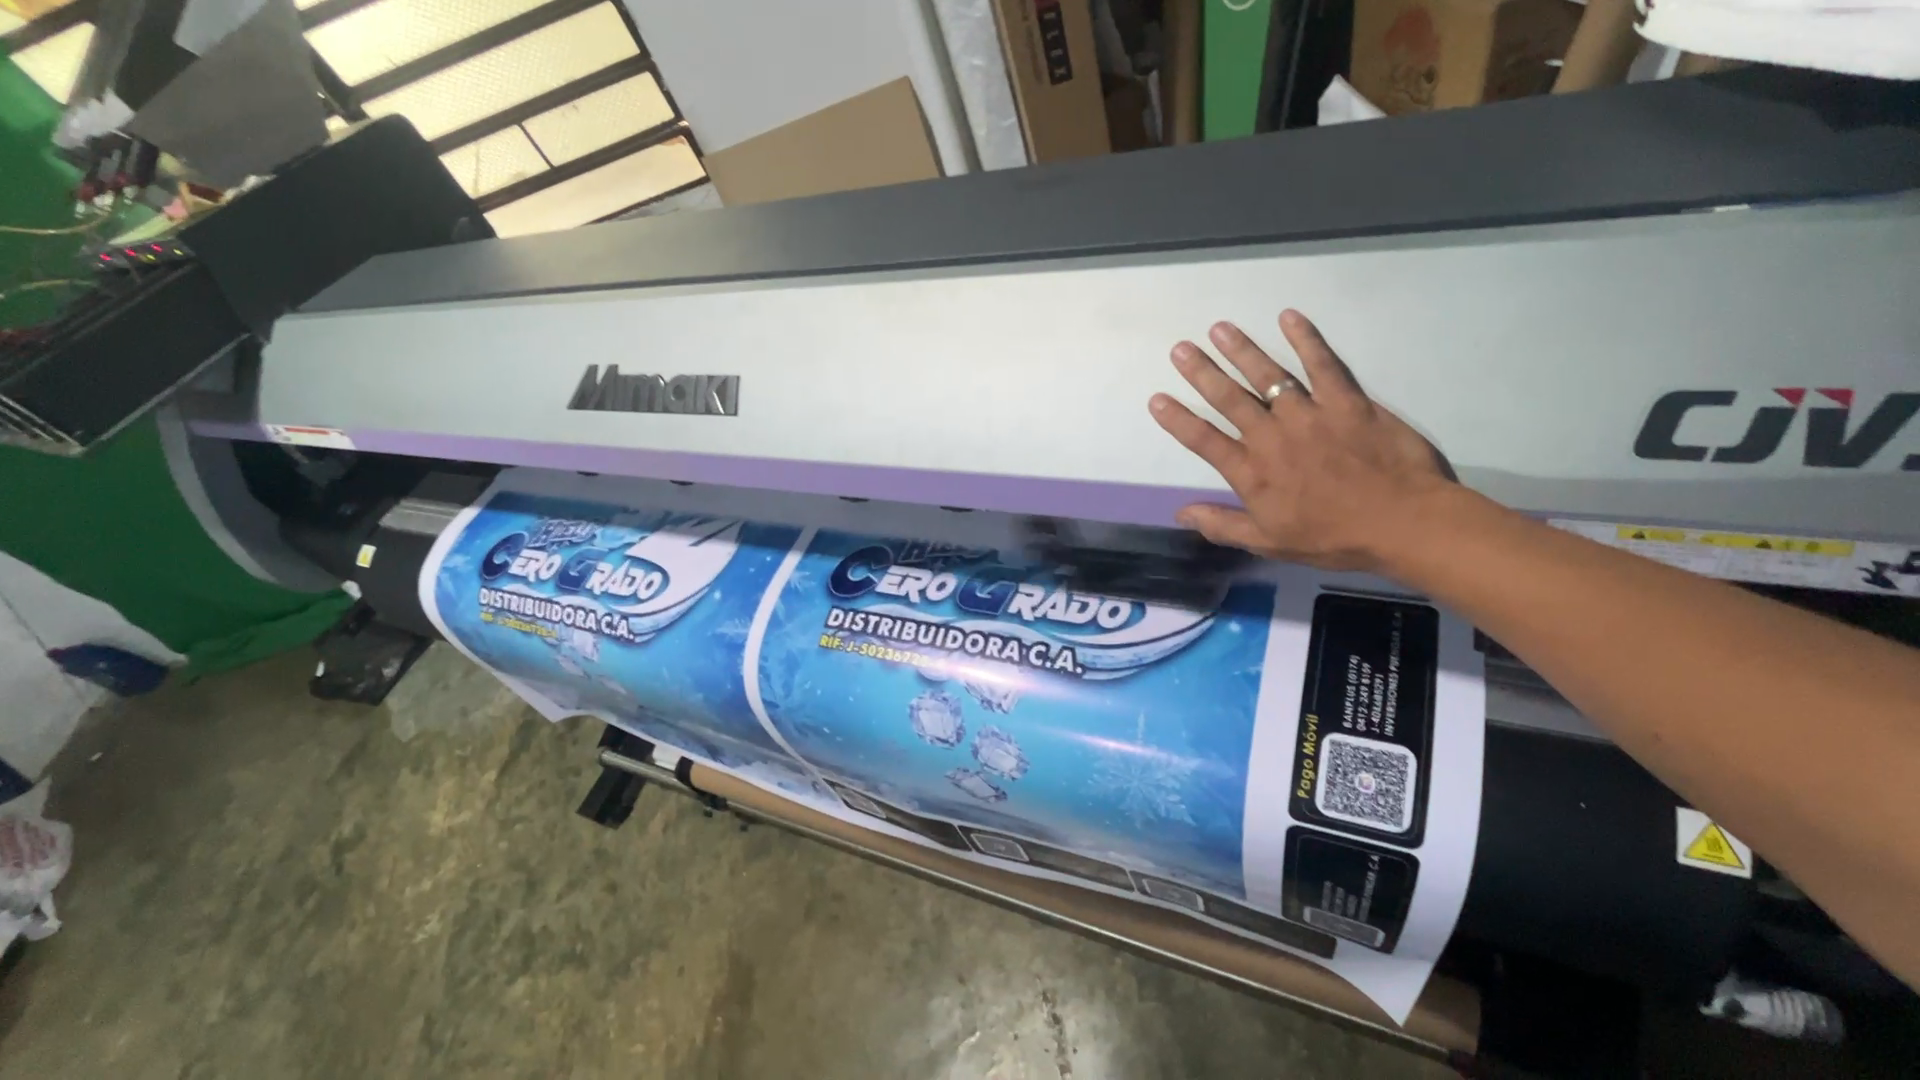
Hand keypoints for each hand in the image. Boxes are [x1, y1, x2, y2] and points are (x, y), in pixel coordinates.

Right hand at [1148, 310, 1454, 571]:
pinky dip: (1306, 339)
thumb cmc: (1334, 538)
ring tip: (1220, 329)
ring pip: (1268, 376)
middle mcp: (1273, 437)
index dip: (1178, 420)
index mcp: (1253, 472)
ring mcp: (1309, 415)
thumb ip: (1223, 526)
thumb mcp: (1270, 543)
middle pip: (1230, 399)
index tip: (1157, 399)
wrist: (1401, 522)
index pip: (1205, 441)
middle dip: (1202, 373)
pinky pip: (1322, 364)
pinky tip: (1288, 318)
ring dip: (1242, 351)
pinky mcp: (1347, 401)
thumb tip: (1180, 513)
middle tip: (1180, 349)